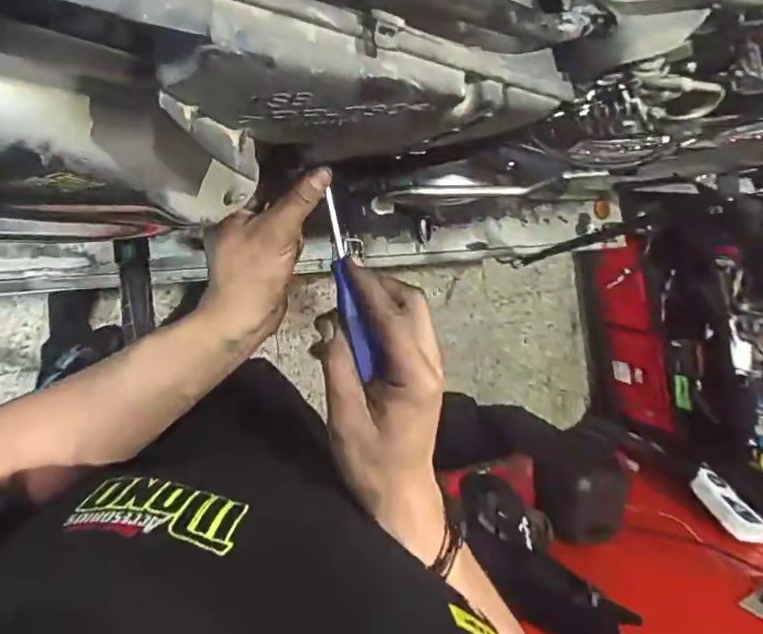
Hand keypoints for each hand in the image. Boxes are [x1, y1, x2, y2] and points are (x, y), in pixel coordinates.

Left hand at [198, 168, 330, 345]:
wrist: (245, 320)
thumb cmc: (253, 272)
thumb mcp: (280, 230)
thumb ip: (301, 200)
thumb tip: (324, 171)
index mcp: (230, 208)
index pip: (257, 177)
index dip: (281, 170)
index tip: (305, 161)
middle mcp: (237, 219)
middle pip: (274, 197)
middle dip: (291, 208)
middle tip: (295, 218)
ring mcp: (250, 238)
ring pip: (283, 218)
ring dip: (294, 230)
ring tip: (290, 246)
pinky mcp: (263, 254)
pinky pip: (284, 237)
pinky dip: (292, 244)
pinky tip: (291, 256)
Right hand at [315, 265, 448, 562]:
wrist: (401, 498)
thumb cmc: (371, 464)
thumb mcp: (345, 417)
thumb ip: (338, 364)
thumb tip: (331, 322)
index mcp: (415, 374)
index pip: (390, 316)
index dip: (366, 286)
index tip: (346, 263)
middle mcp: (431, 362)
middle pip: (411, 303)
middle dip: (379, 285)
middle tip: (344, 282)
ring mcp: (431, 365)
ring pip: (412, 312)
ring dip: (379, 302)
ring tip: (341, 309)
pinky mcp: (423, 371)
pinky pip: (406, 330)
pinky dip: (381, 320)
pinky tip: (350, 335)